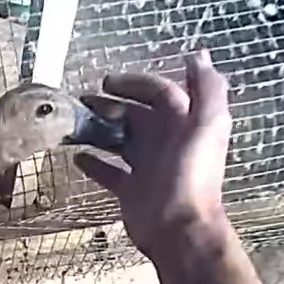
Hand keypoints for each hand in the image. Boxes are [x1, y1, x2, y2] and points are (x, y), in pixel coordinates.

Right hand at [74, 51, 232, 257]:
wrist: (179, 228)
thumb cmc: (192, 177)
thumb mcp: (208, 125)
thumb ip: (207, 89)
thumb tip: (197, 55)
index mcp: (183, 123)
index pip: (157, 93)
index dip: (134, 84)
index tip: (107, 82)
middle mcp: (164, 141)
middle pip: (134, 115)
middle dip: (110, 105)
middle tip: (83, 101)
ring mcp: (145, 166)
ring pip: (118, 140)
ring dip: (98, 130)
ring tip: (75, 124)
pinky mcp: (130, 189)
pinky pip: (108, 171)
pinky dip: (93, 163)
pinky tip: (77, 157)